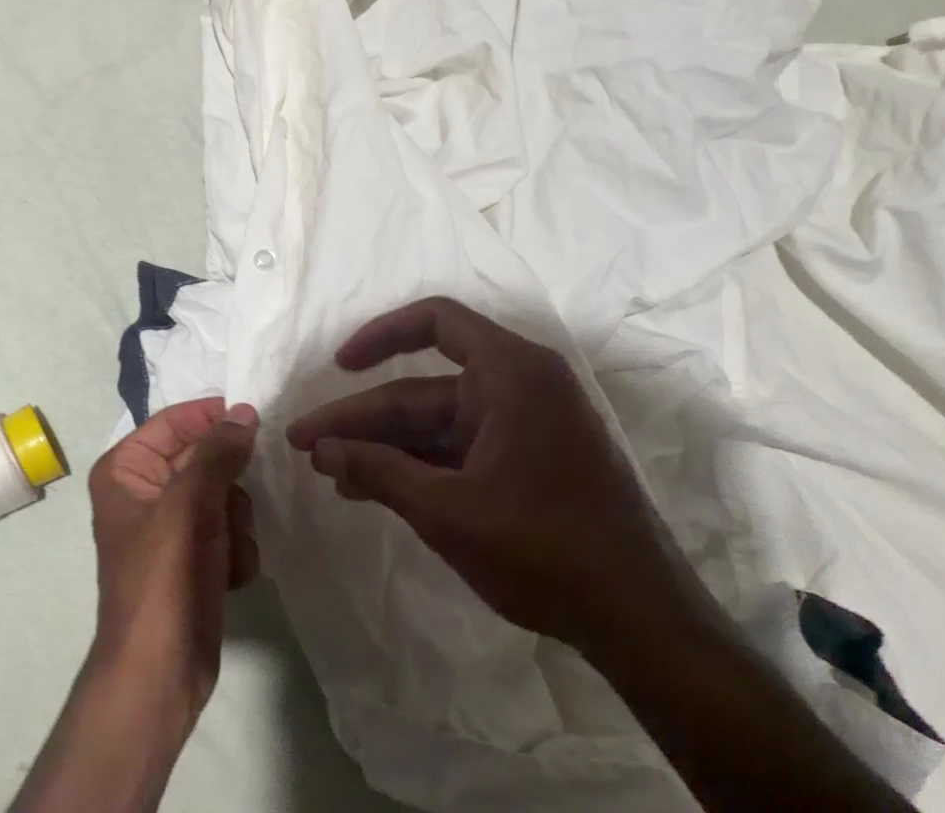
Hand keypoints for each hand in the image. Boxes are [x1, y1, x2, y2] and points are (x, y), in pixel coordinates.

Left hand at [88, 398, 259, 723]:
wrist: (160, 665)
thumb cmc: (163, 577)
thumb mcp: (189, 505)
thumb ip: (217, 454)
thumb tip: (243, 412)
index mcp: (125, 469)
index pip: (174, 422)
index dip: (212, 417)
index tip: (256, 417)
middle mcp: (144, 491)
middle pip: (206, 460)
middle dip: (226, 488)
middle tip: (227, 510)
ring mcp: (171, 526)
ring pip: (226, 497)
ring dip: (234, 526)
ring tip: (221, 552)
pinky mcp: (195, 557)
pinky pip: (230, 533)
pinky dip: (234, 553)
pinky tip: (226, 577)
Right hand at [285, 297, 712, 653]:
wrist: (640, 621)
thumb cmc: (543, 550)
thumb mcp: (445, 509)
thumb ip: (377, 470)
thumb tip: (320, 450)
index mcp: (512, 376)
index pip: (436, 322)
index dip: (379, 335)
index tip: (337, 366)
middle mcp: (521, 390)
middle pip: (421, 389)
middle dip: (361, 419)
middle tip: (304, 447)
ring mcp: (527, 430)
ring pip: (435, 425)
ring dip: (382, 447)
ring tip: (330, 475)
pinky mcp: (530, 465)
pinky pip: (458, 450)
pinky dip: (416, 466)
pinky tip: (372, 490)